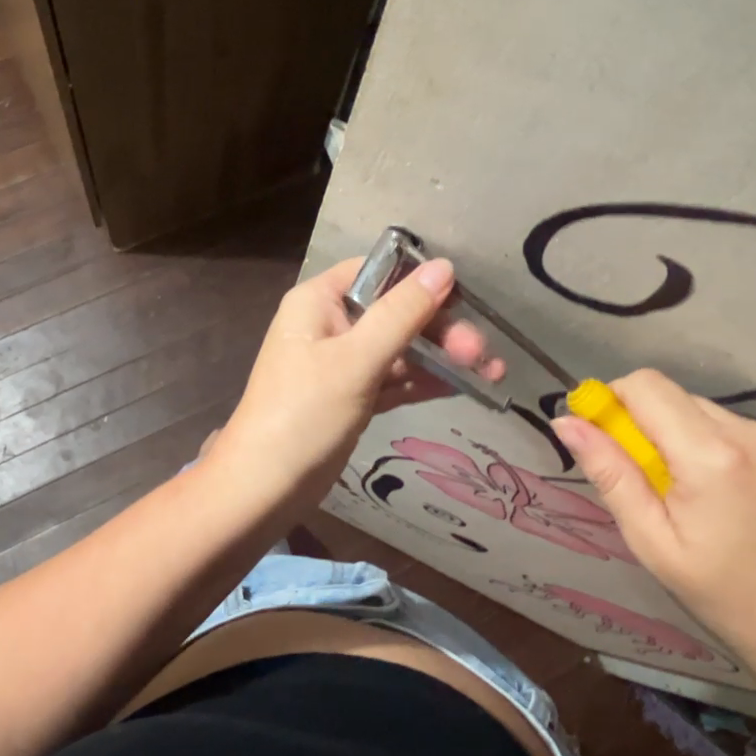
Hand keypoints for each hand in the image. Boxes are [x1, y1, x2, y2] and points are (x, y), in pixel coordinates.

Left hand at [208, 256, 502, 510]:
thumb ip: (401, 314)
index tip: (463, 298)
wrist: (264, 488)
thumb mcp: (356, 360)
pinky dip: (424, 382)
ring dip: (441, 358)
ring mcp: (342, 364)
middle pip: (395, 312)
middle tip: (481, 352)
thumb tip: (444, 267)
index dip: (419, 281)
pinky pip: (394, 379)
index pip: (377, 272)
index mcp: (319, 302)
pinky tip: (463, 387)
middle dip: (440, 329)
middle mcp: (330, 325)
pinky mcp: (352, 398)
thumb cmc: (303, 414)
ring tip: (491, 371)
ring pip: (400, 349)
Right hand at [552, 370, 755, 686]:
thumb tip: (565, 423)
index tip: (600, 440)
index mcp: (711, 454)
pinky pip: (729, 428)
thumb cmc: (723, 594)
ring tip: (681, 496)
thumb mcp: (652, 541)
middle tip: (639, 481)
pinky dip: (706, 447)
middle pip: (671, 396)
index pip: (644, 386)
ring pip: (699, 411)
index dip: (611, 401)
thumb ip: (610, 474)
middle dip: (642, 425)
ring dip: (675, 437)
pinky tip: (715, 498)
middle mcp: (749, 431)